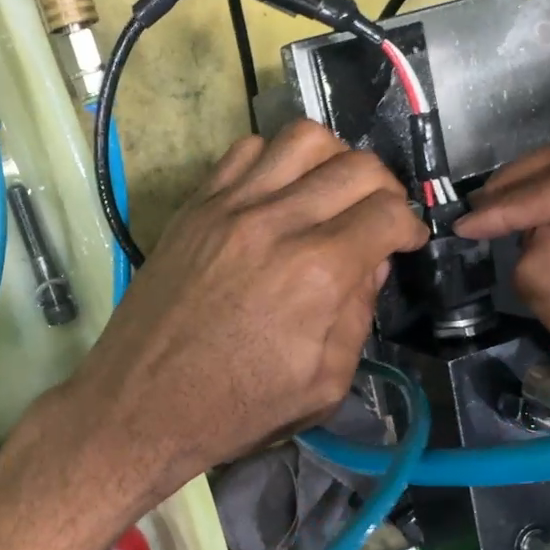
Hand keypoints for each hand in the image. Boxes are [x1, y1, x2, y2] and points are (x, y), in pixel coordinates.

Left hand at [60, 120, 428, 491]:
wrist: (139, 407)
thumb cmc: (235, 410)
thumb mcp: (322, 386)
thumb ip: (358, 316)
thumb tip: (371, 263)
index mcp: (315, 272)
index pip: (386, 212)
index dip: (409, 226)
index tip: (406, 242)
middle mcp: (275, 223)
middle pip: (355, 165)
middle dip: (384, 188)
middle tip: (379, 218)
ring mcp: (227, 207)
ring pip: (301, 138)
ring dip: (333, 159)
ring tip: (332, 193)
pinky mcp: (193, 208)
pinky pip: (244, 151)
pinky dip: (275, 160)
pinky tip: (278, 194)